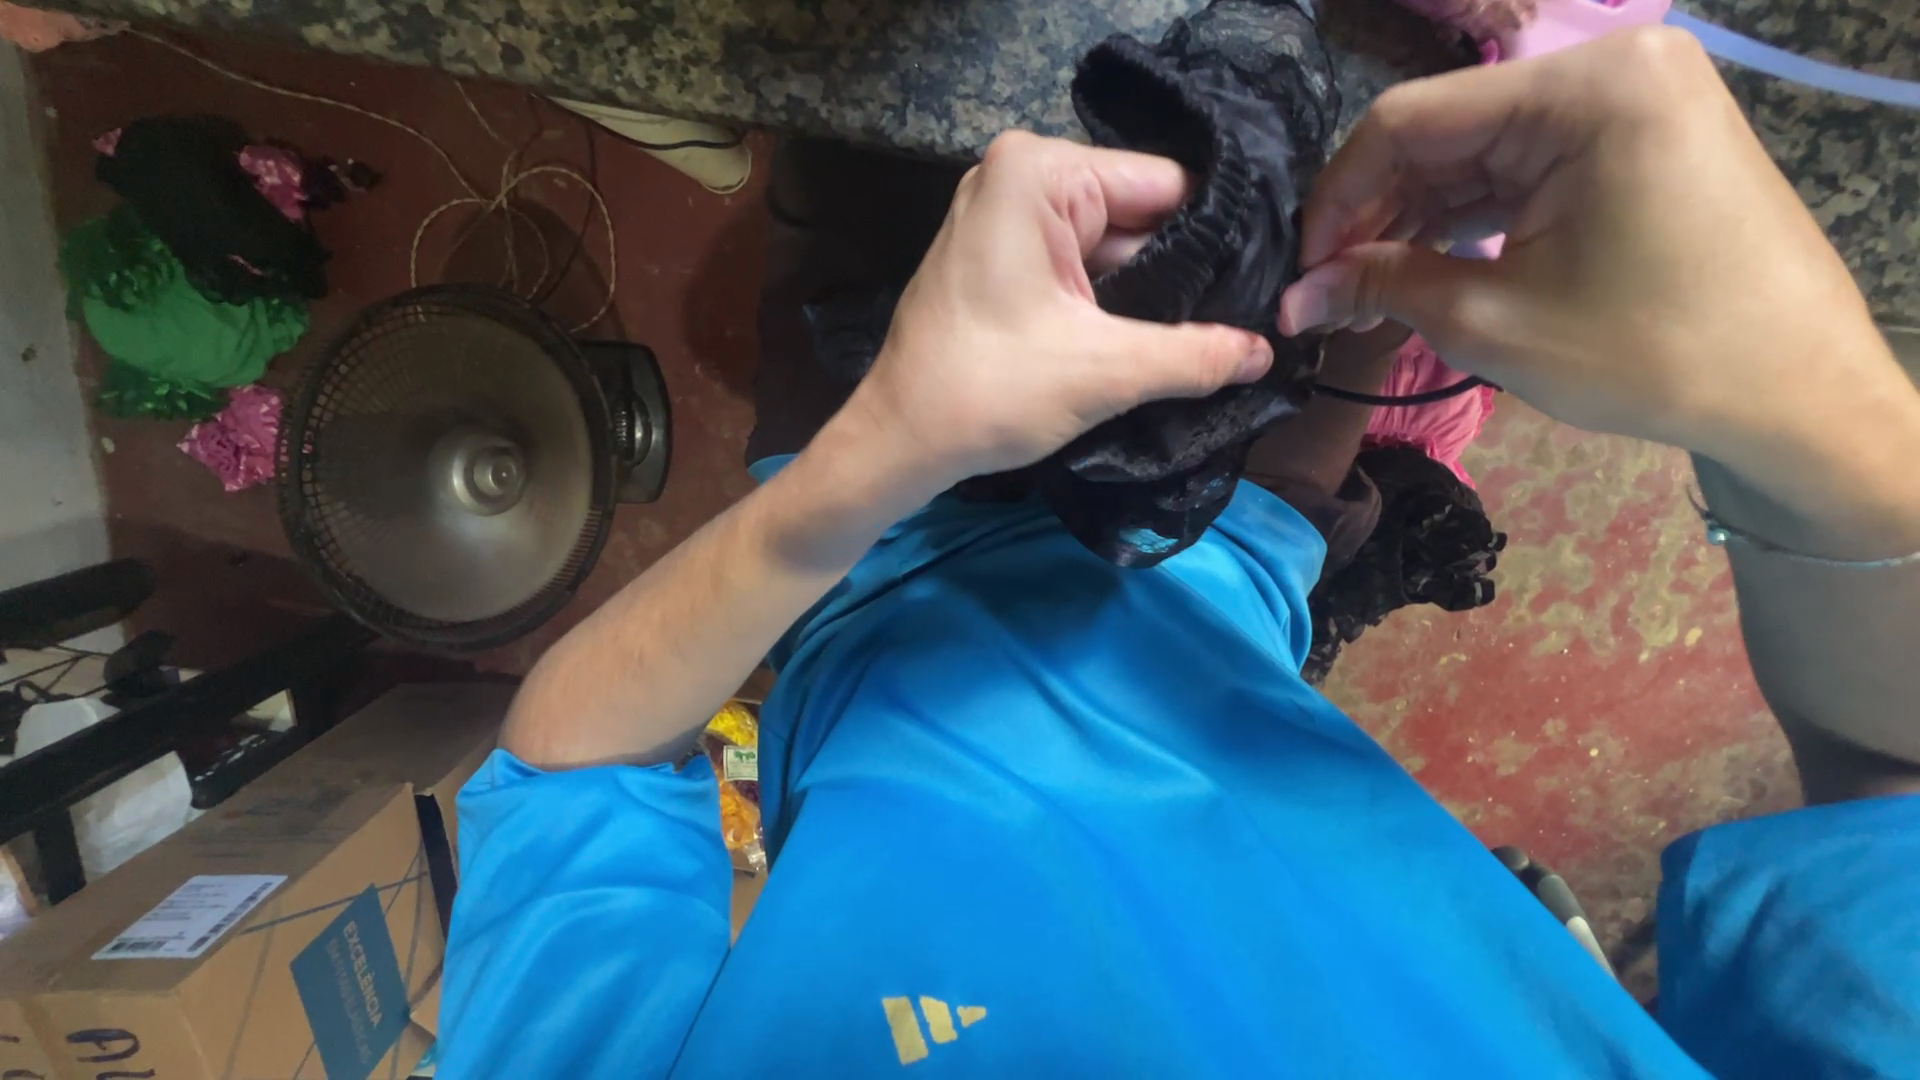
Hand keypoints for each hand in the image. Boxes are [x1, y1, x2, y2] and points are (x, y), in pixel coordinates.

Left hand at [832, 131, 1273, 494]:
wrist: (899, 443)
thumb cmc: (988, 392)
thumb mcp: (1105, 371)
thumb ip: (1194, 355)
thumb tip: (1264, 352)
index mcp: (1039, 172)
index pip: (1165, 187)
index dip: (1215, 241)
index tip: (1260, 288)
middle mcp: (1018, 178)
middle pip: (1135, 219)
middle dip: (1180, 275)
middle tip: (1241, 324)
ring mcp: (1002, 221)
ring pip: (1107, 253)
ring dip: (1145, 300)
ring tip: (1206, 341)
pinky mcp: (996, 264)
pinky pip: (1072, 274)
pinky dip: (1105, 308)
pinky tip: (1147, 342)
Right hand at [1275, 28, 1919, 483]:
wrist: (1789, 389)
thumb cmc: (1644, 352)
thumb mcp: (1486, 319)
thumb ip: (1378, 287)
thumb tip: (1291, 300)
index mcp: (1582, 91)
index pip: (1406, 121)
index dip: (1335, 198)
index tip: (1303, 271)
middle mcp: (1601, 73)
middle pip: (1434, 135)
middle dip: (1366, 217)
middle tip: (1322, 293)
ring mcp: (1616, 106)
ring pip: (1463, 157)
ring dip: (1401, 225)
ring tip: (1356, 295)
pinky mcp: (1619, 146)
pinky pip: (1506, 173)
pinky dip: (1451, 224)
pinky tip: (1410, 272)